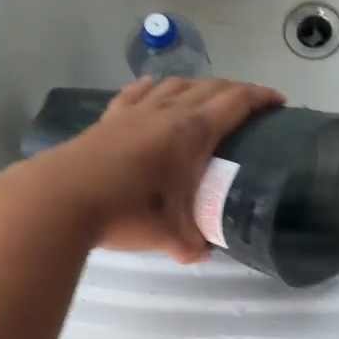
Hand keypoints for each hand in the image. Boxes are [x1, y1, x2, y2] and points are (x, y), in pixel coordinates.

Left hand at [49, 77, 283, 262]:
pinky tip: (155, 87)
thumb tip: (199, 254)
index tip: (279, 102)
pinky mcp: (109, 119)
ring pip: (175, 84)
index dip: (261, 98)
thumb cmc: (126, 212)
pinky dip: (155, 86)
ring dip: (198, 85)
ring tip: (207, 97)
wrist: (59, 200)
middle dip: (236, 90)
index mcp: (193, 131)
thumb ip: (190, 243)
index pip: (237, 101)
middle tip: (251, 105)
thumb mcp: (169, 234)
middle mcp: (168, 112)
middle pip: (211, 86)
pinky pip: (138, 92)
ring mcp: (135, 111)